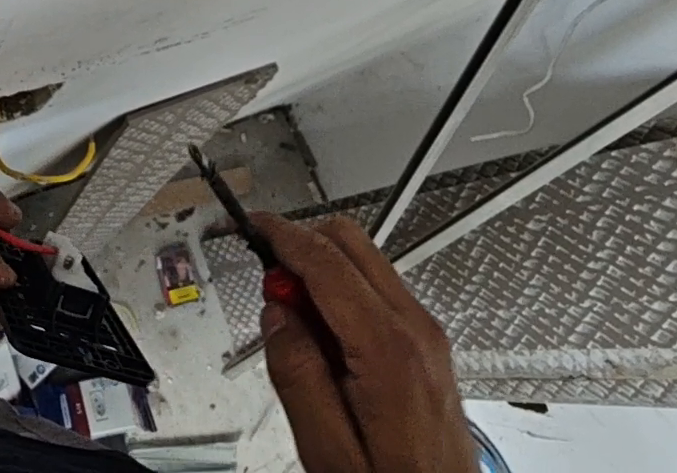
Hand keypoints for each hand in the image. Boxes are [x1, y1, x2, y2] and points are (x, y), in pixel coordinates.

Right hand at [256, 214, 473, 472]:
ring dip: (319, 270)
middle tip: (271, 288)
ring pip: (362, 258)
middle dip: (301, 246)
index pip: (326, 261)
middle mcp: (416, 329)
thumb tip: (276, 315)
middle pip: (349, 241)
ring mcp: (425, 332)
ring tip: (297, 327)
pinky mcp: (424, 341)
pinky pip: (374, 286)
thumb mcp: (328, 452)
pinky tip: (324, 338)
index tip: (252, 226)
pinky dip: (339, 290)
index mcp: (390, 351)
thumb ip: (296, 376)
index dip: (282, 235)